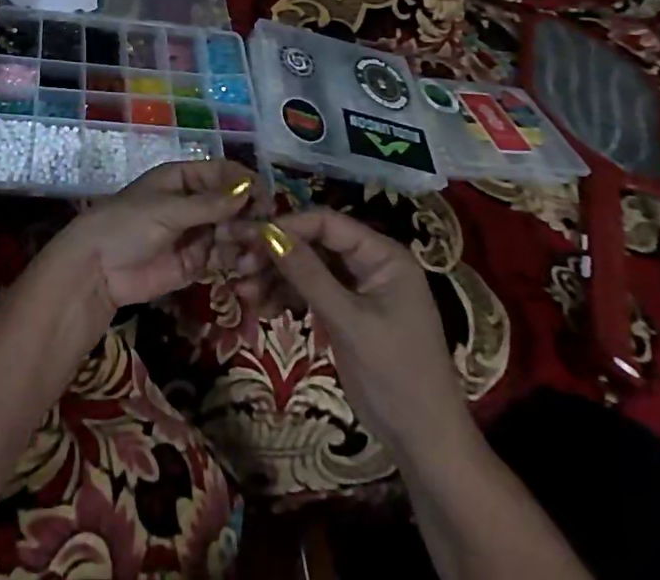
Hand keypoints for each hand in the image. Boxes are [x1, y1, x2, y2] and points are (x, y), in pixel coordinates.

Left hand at [47, 159, 256, 312]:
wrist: (98, 269)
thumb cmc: (126, 225)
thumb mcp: (166, 210)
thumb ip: (207, 204)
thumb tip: (247, 191)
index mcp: (181, 178)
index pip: (223, 172)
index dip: (245, 182)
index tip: (264, 199)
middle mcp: (192, 202)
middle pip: (233, 203)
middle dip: (249, 214)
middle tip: (261, 231)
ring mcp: (196, 232)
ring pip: (234, 230)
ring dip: (247, 238)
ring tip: (251, 250)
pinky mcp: (197, 262)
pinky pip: (225, 257)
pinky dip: (237, 259)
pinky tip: (243, 265)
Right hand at [249, 209, 472, 455]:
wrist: (421, 437)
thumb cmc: (395, 373)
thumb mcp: (348, 320)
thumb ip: (307, 275)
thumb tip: (267, 234)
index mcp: (383, 256)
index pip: (327, 223)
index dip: (286, 226)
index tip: (246, 237)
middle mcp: (369, 264)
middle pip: (311, 242)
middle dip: (274, 254)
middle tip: (238, 267)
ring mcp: (356, 288)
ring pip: (305, 267)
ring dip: (273, 277)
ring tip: (244, 293)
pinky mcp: (344, 311)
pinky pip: (307, 291)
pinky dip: (284, 296)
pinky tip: (262, 309)